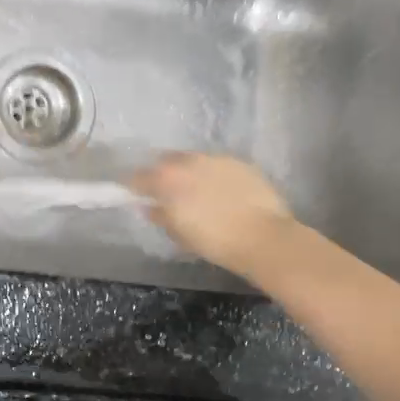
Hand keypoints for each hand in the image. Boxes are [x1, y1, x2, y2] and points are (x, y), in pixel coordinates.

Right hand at [129, 153, 296, 275]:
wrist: (265, 238)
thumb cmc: (215, 241)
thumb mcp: (180, 234)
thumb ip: (160, 216)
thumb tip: (150, 207)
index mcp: (166, 180)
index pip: (137, 177)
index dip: (134, 187)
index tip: (137, 196)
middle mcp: (188, 162)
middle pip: (165, 161)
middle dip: (162, 174)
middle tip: (167, 192)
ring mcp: (215, 159)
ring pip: (193, 160)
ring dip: (188, 171)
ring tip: (197, 190)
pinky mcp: (239, 162)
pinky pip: (217, 164)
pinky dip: (213, 174)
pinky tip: (222, 191)